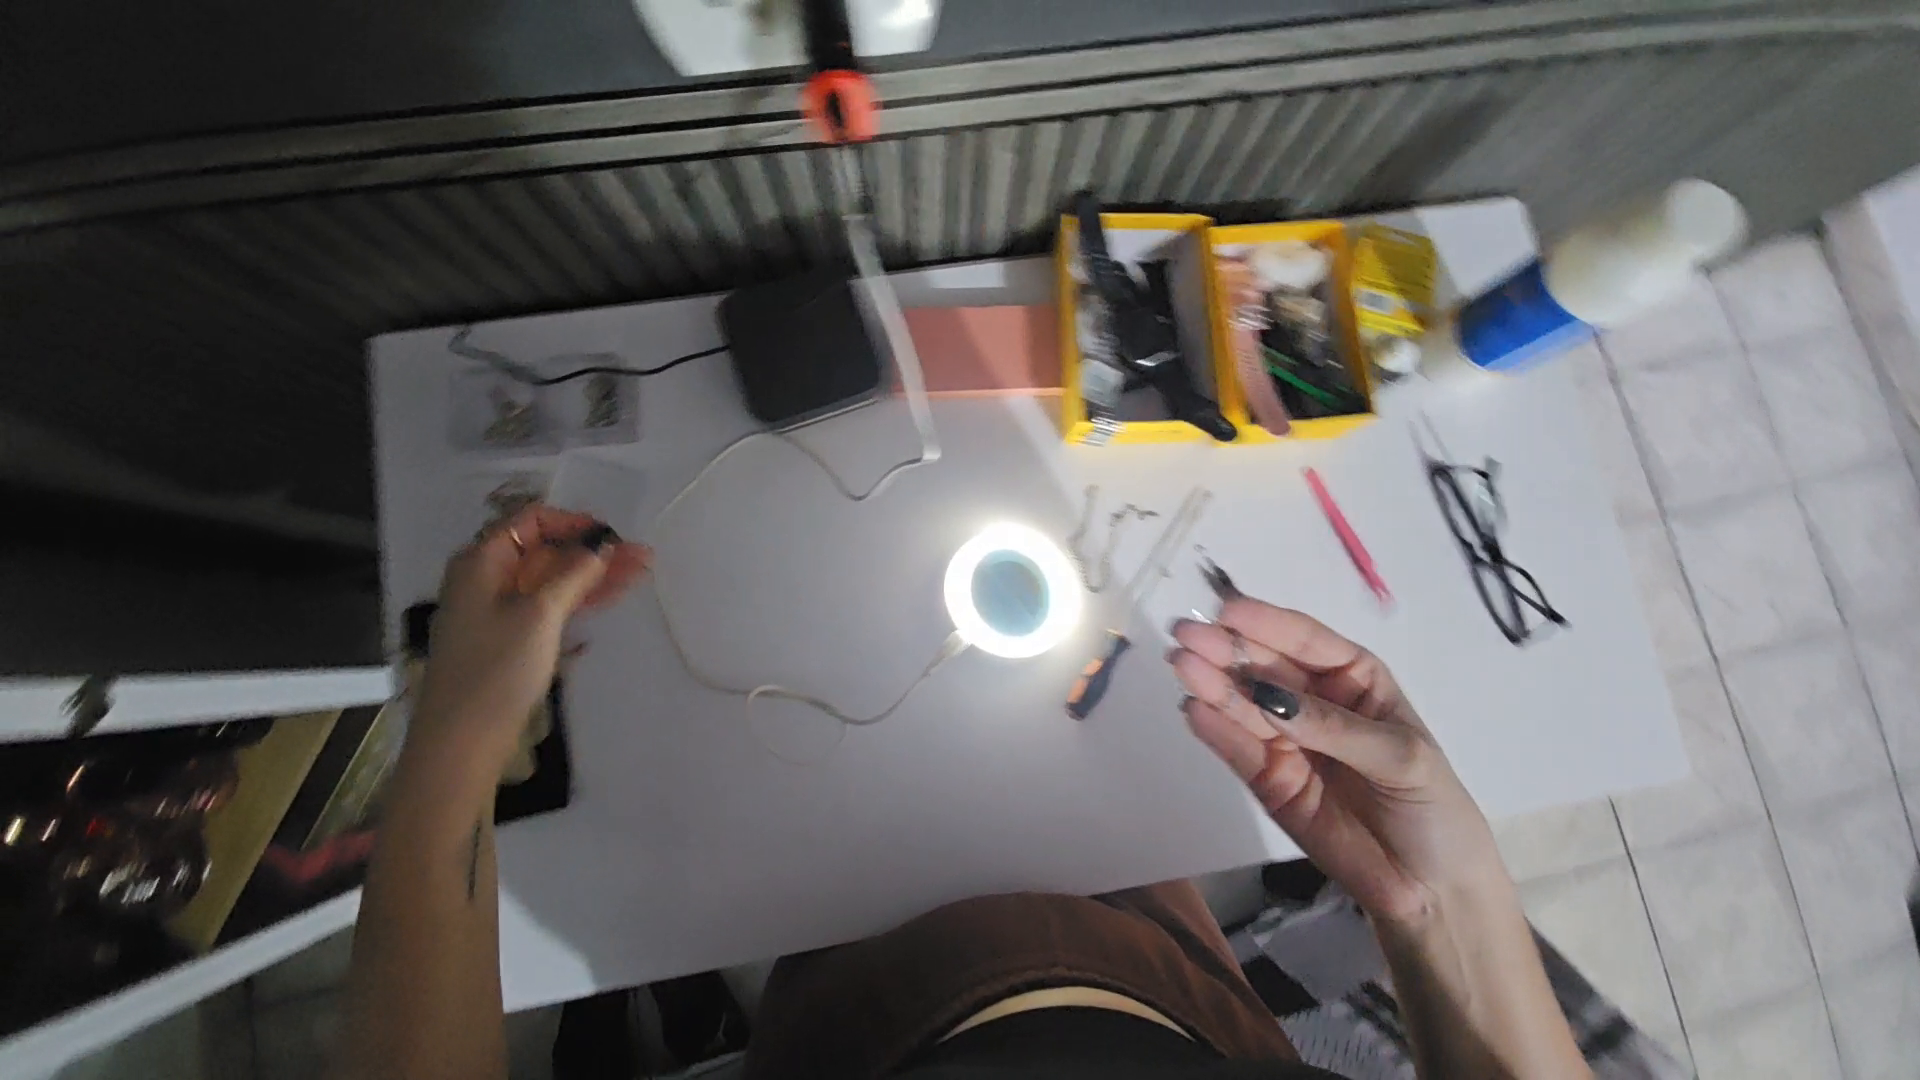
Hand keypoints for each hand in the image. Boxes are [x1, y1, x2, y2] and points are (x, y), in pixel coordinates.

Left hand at [409, 504, 649, 774]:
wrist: (463, 738)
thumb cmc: (497, 668)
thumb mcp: (540, 613)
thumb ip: (573, 573)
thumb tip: (601, 544)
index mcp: (482, 561)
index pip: (531, 521)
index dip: (573, 523)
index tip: (612, 536)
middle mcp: (488, 577)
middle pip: (547, 550)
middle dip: (594, 551)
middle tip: (642, 557)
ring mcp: (499, 608)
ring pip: (554, 579)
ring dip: (595, 575)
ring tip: (641, 573)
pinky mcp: (511, 635)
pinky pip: (550, 603)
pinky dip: (580, 598)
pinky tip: (613, 595)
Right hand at [1168, 598, 1506, 926]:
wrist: (1430, 890)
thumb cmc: (1432, 808)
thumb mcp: (1401, 758)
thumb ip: (1332, 727)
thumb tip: (1265, 698)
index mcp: (1352, 679)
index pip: (1304, 641)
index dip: (1266, 623)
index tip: (1227, 610)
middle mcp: (1311, 700)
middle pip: (1263, 667)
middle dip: (1227, 648)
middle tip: (1186, 634)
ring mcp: (1284, 738)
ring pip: (1241, 703)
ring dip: (1211, 683)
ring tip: (1180, 664)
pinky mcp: (1265, 777)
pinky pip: (1235, 747)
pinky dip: (1212, 729)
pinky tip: (1192, 709)